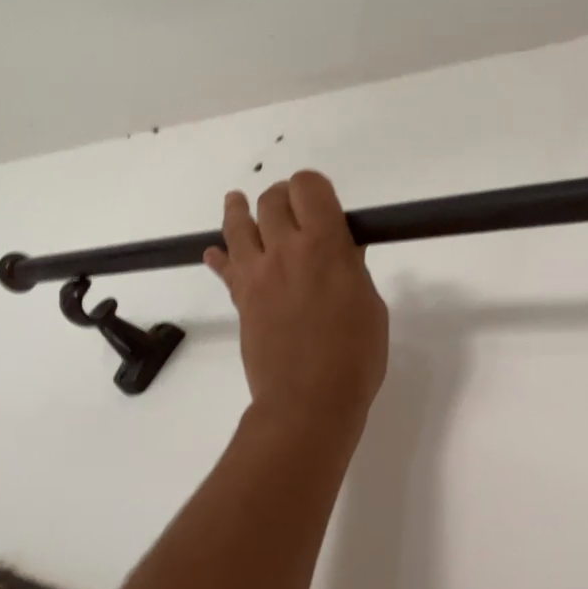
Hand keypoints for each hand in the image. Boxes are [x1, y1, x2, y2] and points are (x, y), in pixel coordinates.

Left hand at [204, 171, 387, 434]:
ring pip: (239, 224)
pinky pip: (224, 267)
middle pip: (272, 199)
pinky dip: (221, 256)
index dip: (315, 188)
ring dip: (241, 210)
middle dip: (284, 198)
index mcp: (325, 246)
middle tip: (294, 210)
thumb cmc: (355, 357)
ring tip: (238, 202)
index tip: (323, 202)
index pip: (309, 187)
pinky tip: (217, 254)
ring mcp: (257, 274)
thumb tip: (342, 248)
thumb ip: (352, 269)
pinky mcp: (241, 299)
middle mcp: (285, 250)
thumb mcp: (370, 306)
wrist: (308, 401)